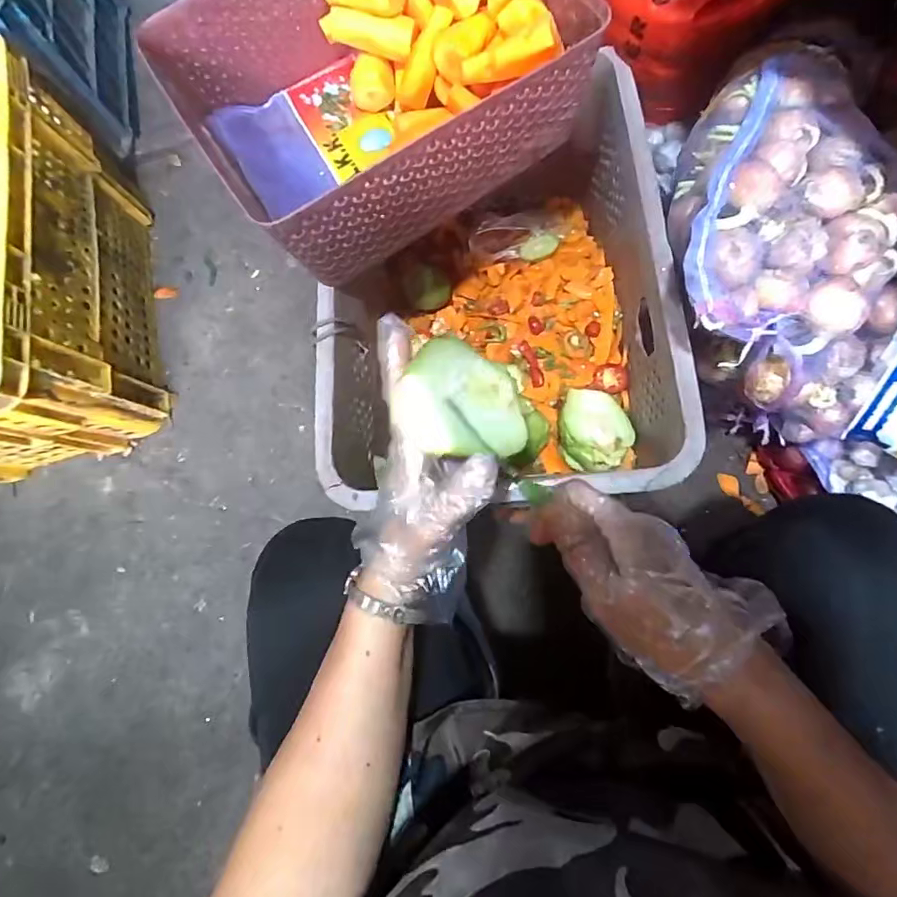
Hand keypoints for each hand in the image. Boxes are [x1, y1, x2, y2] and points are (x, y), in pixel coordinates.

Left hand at [351, 315, 498, 620]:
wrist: (409, 576)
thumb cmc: (409, 547)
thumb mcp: (431, 523)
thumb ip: (458, 495)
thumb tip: (489, 460)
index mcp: (406, 447)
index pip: (399, 395)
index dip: (395, 358)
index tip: (392, 321)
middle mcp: (419, 443)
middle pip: (425, 394)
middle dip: (435, 362)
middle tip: (460, 340)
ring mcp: (436, 458)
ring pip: (448, 413)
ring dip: (464, 392)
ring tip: (490, 373)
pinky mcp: (452, 473)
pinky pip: (469, 438)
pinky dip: (485, 425)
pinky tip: (505, 420)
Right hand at [531, 482, 783, 701]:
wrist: (721, 658)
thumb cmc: (656, 628)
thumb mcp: (605, 593)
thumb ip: (578, 547)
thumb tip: (551, 507)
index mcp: (624, 526)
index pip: (576, 492)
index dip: (548, 507)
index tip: (533, 537)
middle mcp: (640, 521)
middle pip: (590, 507)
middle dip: (563, 526)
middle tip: (547, 557)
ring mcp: (654, 538)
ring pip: (603, 527)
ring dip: (582, 543)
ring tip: (577, 580)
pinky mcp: (662, 556)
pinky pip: (619, 543)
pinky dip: (601, 556)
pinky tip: (604, 588)